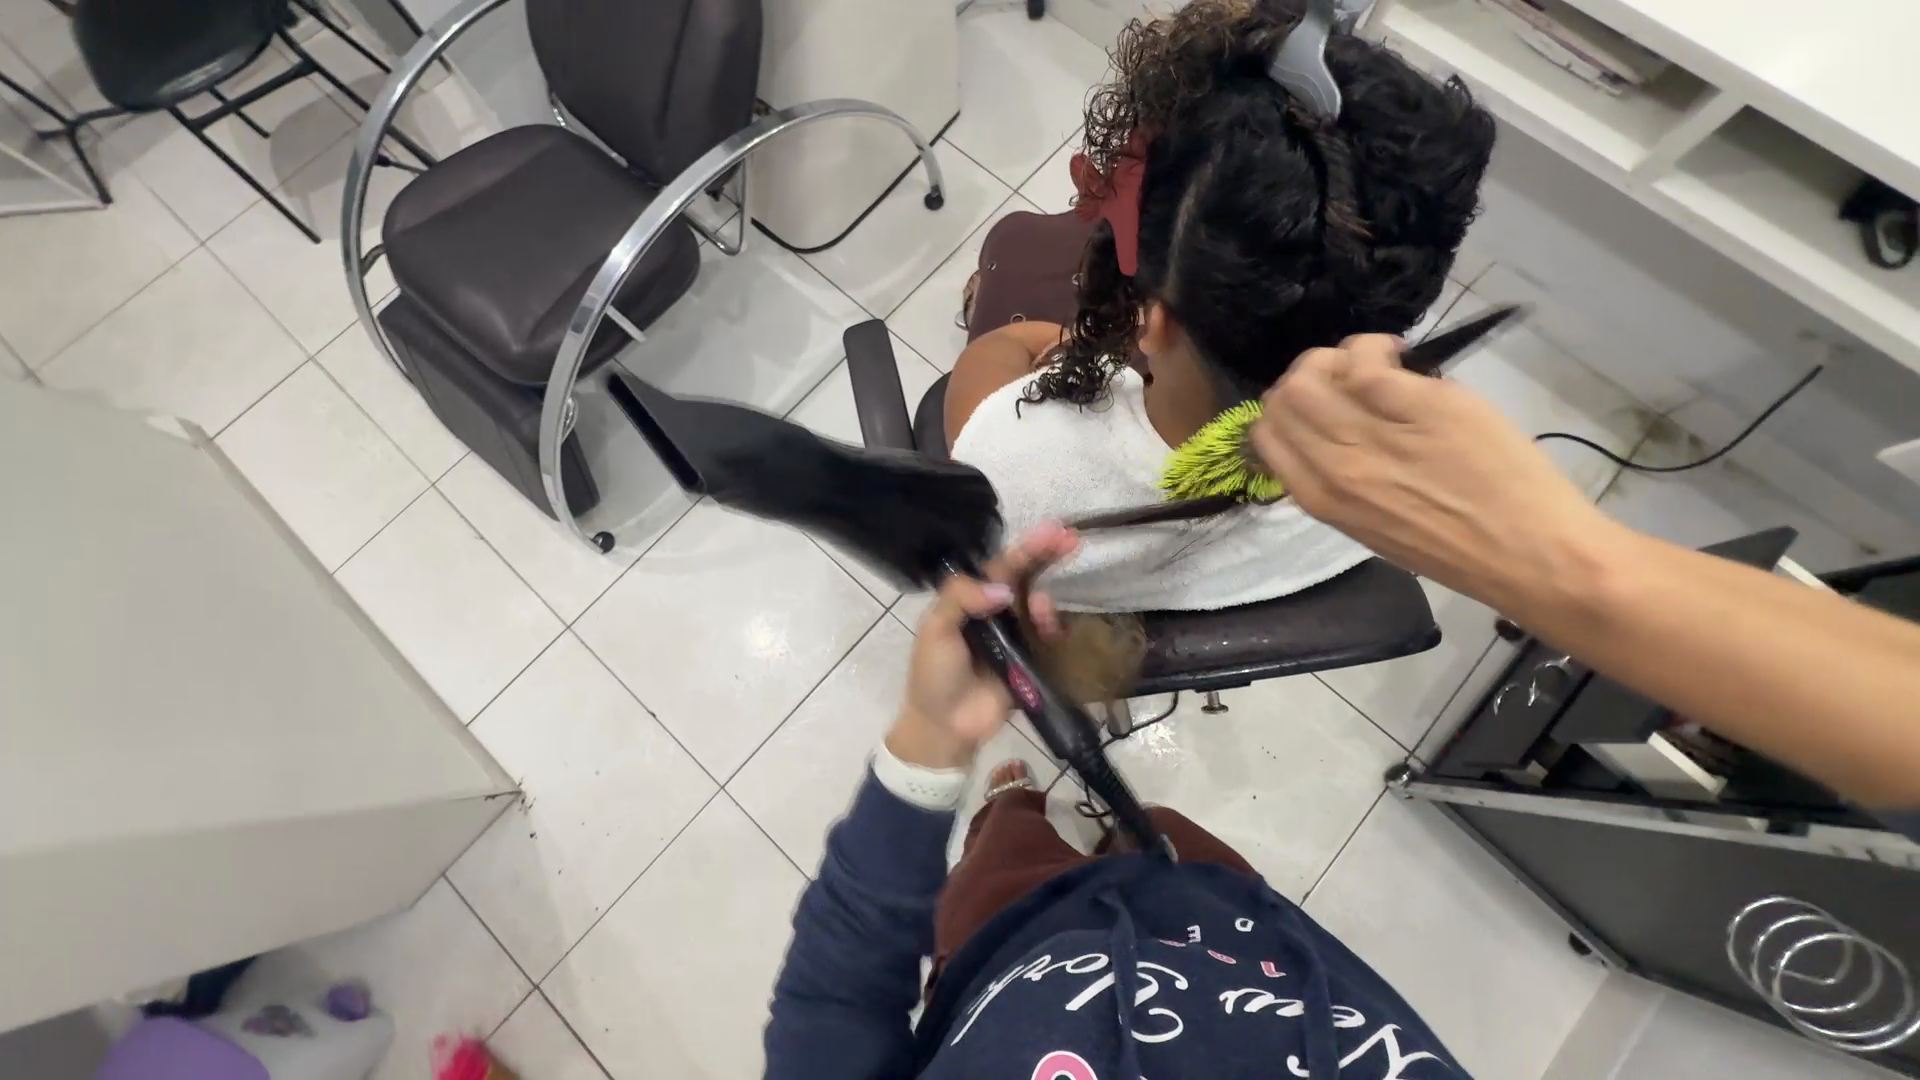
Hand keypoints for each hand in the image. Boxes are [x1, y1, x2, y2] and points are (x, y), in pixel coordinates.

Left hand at [886, 524, 1079, 769]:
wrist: (945, 726)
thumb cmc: (934, 674)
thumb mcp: (935, 629)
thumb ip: (961, 598)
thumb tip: (1003, 589)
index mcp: (969, 599)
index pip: (1000, 565)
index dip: (1026, 547)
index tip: (1053, 528)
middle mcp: (993, 611)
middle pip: (1024, 576)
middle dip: (1047, 555)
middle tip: (1072, 537)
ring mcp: (1014, 635)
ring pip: (1038, 604)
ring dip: (1046, 597)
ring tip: (1045, 606)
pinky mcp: (1029, 660)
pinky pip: (1047, 637)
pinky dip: (1053, 627)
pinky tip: (1050, 626)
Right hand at [1248, 334, 1621, 614]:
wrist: (1528, 553)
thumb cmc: (1449, 548)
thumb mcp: (1365, 525)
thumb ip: (1332, 482)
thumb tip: (1320, 433)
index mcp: (1320, 500)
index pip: (1264, 436)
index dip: (1280, 411)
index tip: (1312, 405)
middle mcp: (1336, 467)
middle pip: (1284, 398)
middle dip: (1302, 377)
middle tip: (1339, 378)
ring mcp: (1376, 436)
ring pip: (1314, 374)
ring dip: (1334, 357)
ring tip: (1371, 365)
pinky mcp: (1422, 407)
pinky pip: (1367, 362)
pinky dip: (1373, 347)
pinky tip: (1396, 355)